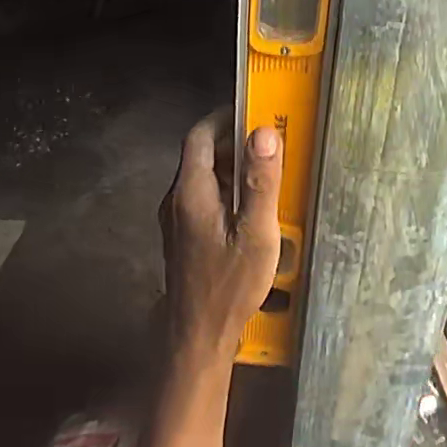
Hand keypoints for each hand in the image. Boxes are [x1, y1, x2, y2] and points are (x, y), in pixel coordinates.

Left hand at [159, 109, 282, 361]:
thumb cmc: (229, 285)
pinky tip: (250, 208)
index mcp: (191, 191)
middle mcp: (176, 199)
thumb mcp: (256, 233)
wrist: (197, 335)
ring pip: (203, 178)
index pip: (200, 135)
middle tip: (269, 143)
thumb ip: (261, 182)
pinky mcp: (183, 236)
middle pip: (201, 154)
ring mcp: (176, 219)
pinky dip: (226, 190)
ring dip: (231, 167)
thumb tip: (264, 132)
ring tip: (266, 173)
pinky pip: (203, 198)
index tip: (252, 110)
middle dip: (234, 142)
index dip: (224, 117)